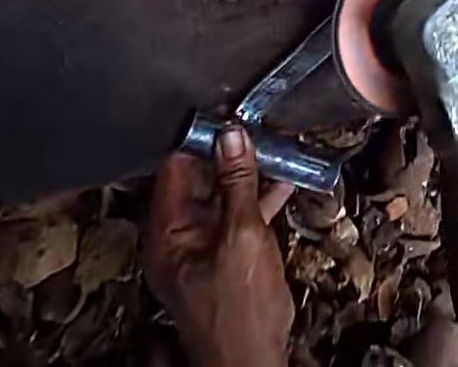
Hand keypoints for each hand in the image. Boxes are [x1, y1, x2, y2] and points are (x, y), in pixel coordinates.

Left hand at [145, 129, 296, 366]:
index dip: (202, 139)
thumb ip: (237, 182)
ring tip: (279, 142)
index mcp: (168, 232)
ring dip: (252, 170)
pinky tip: (288, 175)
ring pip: (225, 190)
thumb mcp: (242, 236)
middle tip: (259, 124)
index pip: (177, 169)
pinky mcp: (230, 248)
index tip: (229, 115)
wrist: (256, 360)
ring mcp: (206, 241)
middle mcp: (181, 233)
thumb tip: (231, 135)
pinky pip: (242, 209)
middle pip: (202, 176)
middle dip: (232, 151)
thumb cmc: (240, 311)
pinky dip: (263, 193)